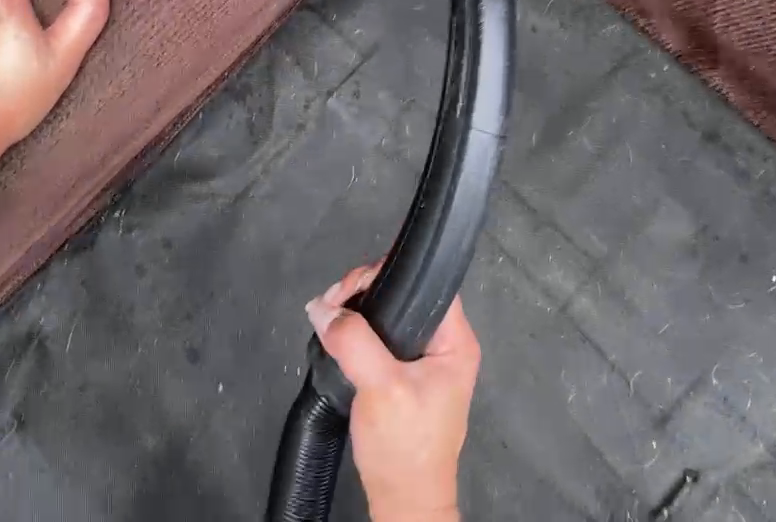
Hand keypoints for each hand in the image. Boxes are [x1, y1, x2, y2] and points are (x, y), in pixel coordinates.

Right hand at [306, 264, 479, 521]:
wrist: (401, 499)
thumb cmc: (405, 447)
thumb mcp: (381, 388)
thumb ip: (353, 341)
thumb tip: (320, 308)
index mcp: (454, 341)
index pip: (425, 283)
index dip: (385, 275)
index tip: (348, 291)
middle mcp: (441, 343)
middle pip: (400, 292)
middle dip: (361, 293)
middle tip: (331, 307)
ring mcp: (421, 358)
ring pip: (384, 312)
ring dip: (353, 311)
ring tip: (328, 319)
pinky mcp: (400, 371)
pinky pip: (375, 334)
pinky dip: (353, 330)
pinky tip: (335, 333)